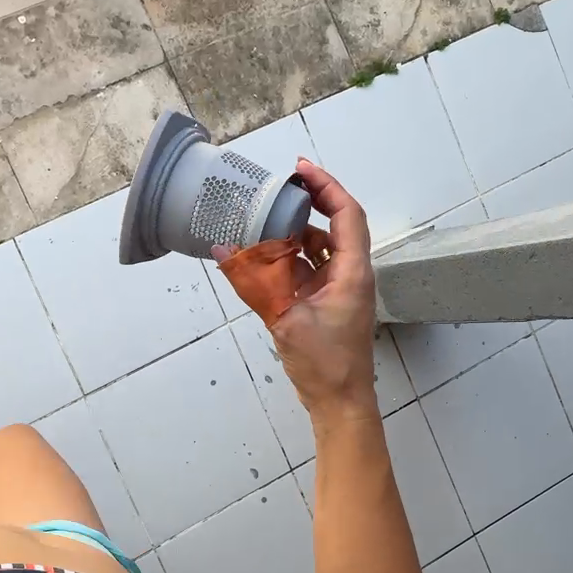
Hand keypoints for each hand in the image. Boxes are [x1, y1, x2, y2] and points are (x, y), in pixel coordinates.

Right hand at [216, 160, 377, 421]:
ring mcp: (338, 290)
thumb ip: (253, 282)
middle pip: (335, 225)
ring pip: (320, 248)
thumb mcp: (284, 319)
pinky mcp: (325, 304)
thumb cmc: (324, 362)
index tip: (300, 169)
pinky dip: (289, 259)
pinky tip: (264, 257)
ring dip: (295, 232)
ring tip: (265, 219)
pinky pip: (309, 270)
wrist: (340, 402)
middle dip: (309, 202)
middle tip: (278, 188)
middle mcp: (349, 274)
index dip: (326, 186)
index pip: (346, 214)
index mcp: (352, 272)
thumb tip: (221, 251)